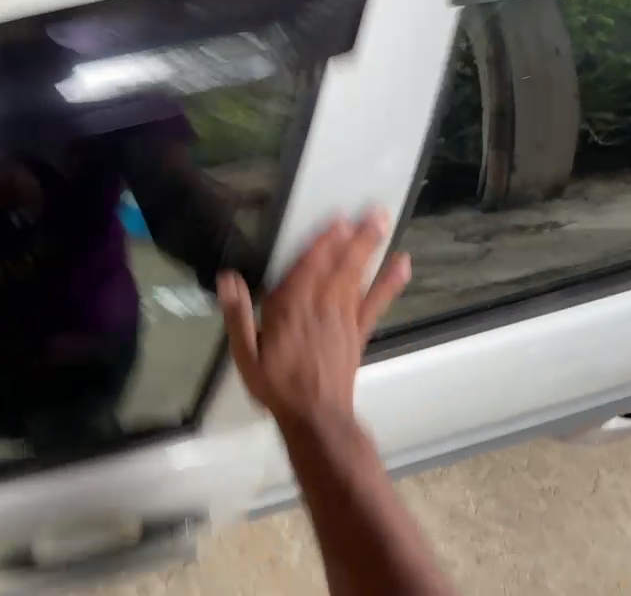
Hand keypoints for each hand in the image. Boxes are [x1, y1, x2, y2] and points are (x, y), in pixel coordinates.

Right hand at [217, 208, 410, 433]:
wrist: (316, 420)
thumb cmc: (277, 385)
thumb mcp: (246, 355)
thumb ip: (237, 315)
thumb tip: (228, 278)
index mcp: (291, 310)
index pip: (308, 269)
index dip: (323, 243)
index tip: (336, 218)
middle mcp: (321, 308)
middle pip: (339, 266)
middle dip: (355, 237)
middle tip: (374, 209)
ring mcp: (344, 319)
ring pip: (357, 276)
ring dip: (370, 248)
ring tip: (382, 221)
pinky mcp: (358, 332)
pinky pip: (375, 303)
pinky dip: (389, 282)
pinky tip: (402, 264)